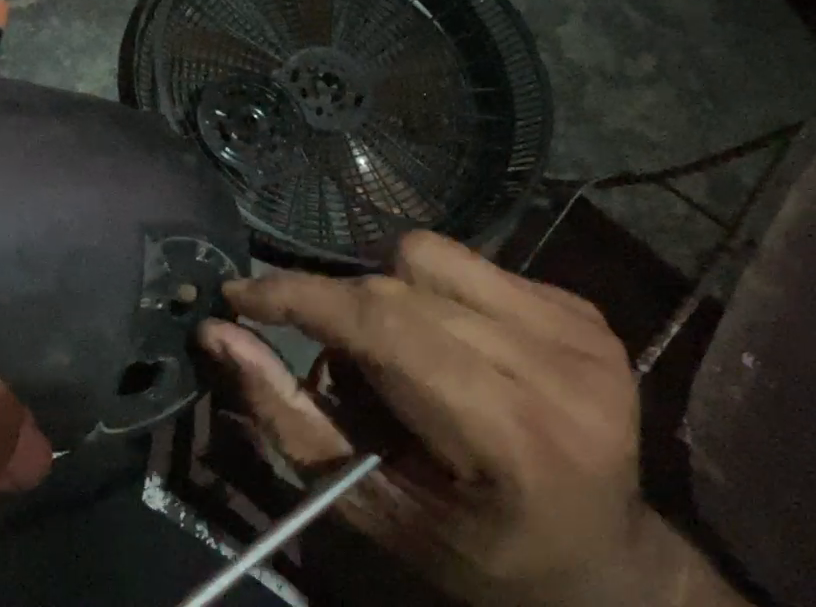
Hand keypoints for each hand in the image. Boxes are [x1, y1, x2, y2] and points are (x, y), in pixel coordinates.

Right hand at [199, 232, 746, 606]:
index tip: (237, 295)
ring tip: (391, 353)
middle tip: (325, 361)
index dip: (297, 298)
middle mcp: (560, 371)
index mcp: (514, 436)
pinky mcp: (583, 309)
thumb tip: (216, 332)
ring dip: (380, 291)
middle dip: (332, 308)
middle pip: (394, 287)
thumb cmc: (469, 547)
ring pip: (423, 255)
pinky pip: (463, 260)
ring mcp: (580, 332)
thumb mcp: (363, 502)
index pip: (381, 326)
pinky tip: (441, 344)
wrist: (599, 559)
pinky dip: (425, 290)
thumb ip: (285, 413)